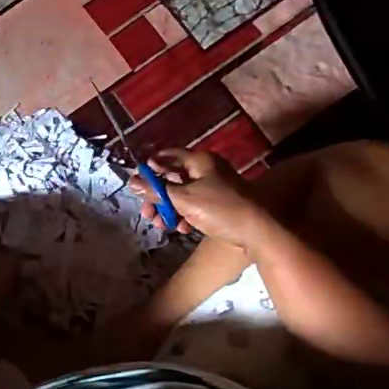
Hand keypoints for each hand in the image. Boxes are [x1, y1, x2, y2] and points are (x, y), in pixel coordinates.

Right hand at [129, 148, 275, 248]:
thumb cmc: (219, 209)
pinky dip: (184, 214)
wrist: (258, 232)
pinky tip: (181, 228)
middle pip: (173, 177)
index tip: (137, 182)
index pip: (169, 156)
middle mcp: (207, 169)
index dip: (151, 167)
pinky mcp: (219, 204)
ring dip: (168, 208)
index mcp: (200, 161)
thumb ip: (156, 190)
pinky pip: (195, 205)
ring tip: (161, 224)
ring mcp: (215, 187)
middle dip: (157, 196)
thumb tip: (130, 180)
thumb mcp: (183, 199)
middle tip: (147, 211)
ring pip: (182, 194)